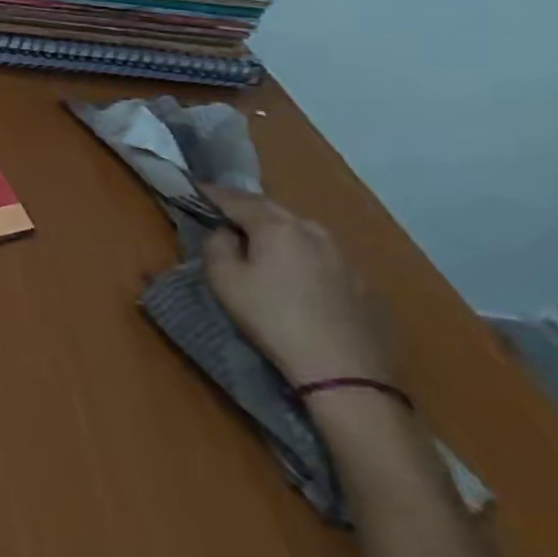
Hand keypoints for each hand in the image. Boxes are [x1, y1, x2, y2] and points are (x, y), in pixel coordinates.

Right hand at [201, 187, 390, 386]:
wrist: (342, 370)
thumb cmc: (270, 317)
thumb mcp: (223, 278)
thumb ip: (217, 244)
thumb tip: (227, 232)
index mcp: (278, 227)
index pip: (237, 199)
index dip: (212, 192)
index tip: (195, 187)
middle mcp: (314, 232)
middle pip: (273, 210)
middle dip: (246, 206)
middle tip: (224, 209)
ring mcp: (345, 257)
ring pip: (302, 230)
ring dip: (277, 228)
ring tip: (259, 237)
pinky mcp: (362, 283)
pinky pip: (322, 254)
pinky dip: (301, 252)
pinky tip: (295, 269)